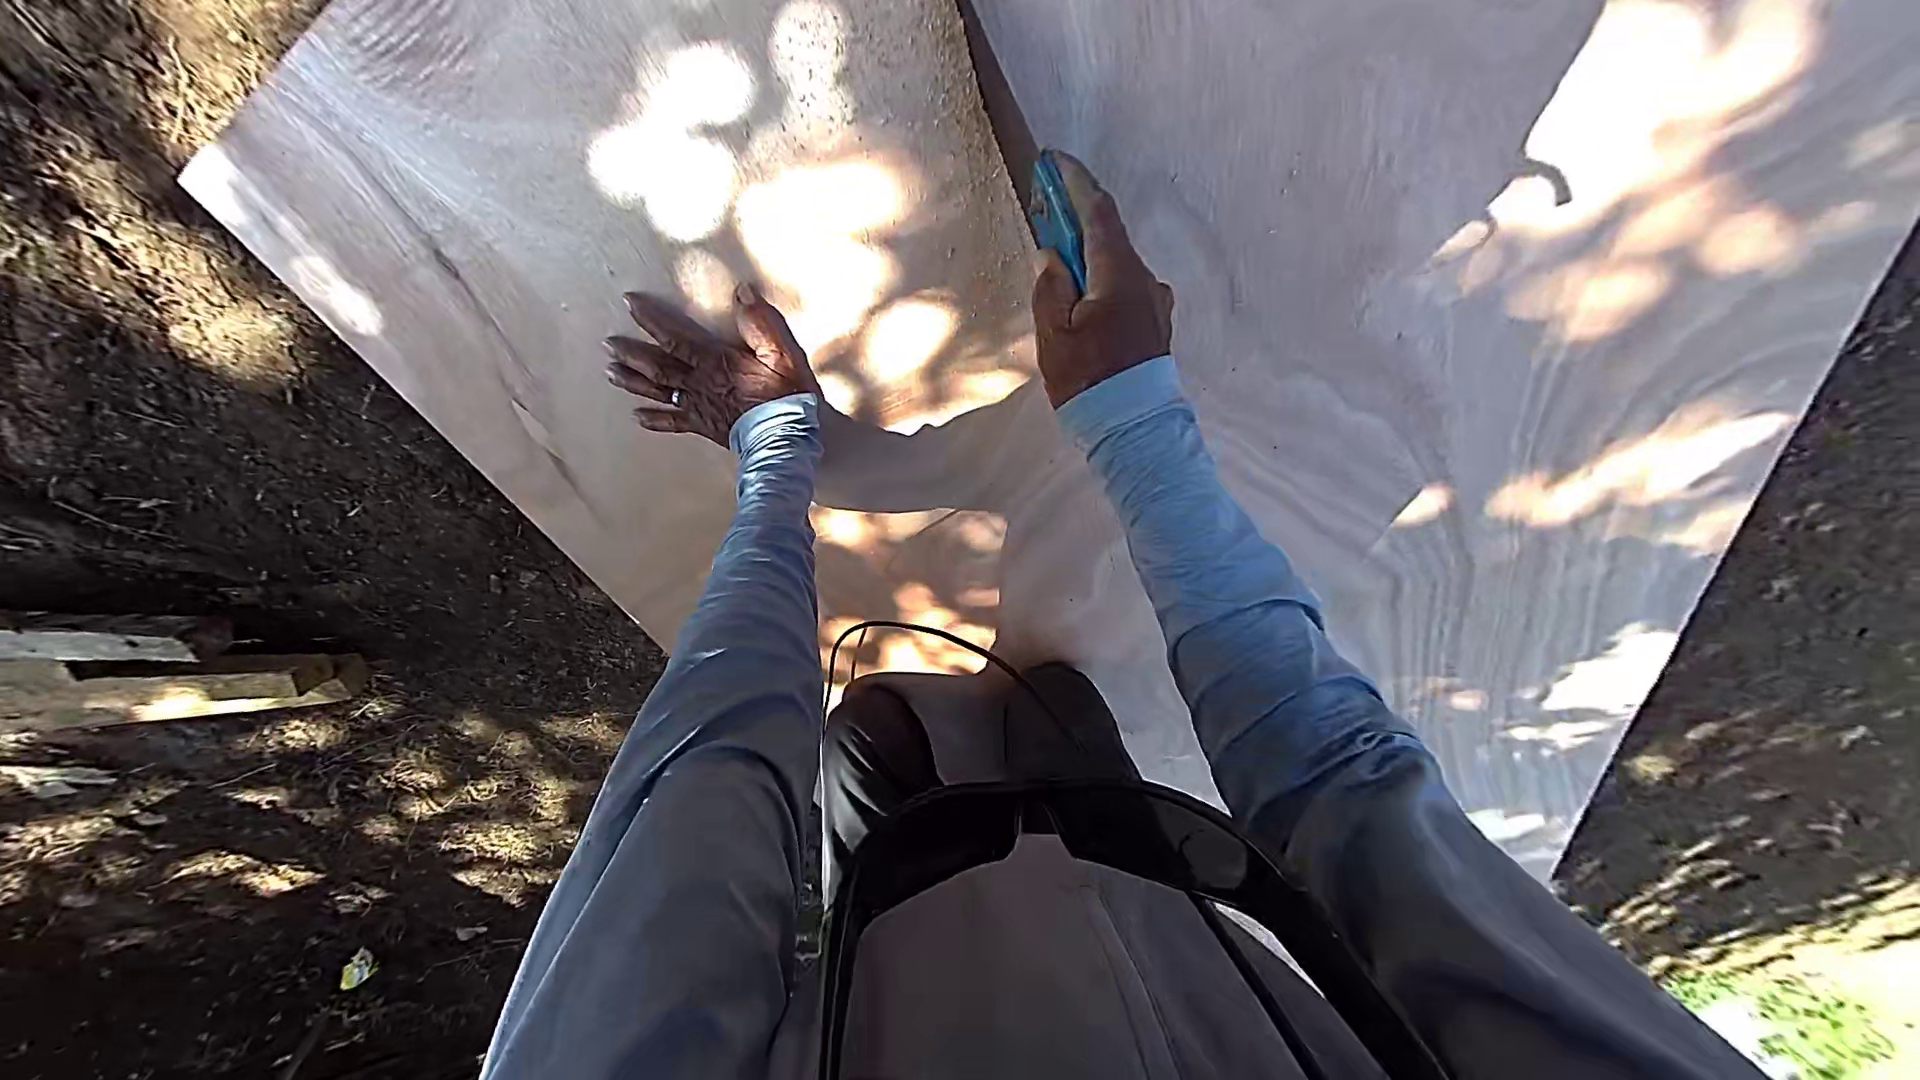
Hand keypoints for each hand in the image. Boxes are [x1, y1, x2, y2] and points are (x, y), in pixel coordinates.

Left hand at [605, 283, 818, 445]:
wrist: (783, 436)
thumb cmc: (783, 395)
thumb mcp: (779, 353)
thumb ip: (759, 322)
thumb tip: (742, 291)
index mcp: (713, 361)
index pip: (674, 337)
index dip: (650, 319)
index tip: (628, 303)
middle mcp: (698, 383)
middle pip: (657, 365)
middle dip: (631, 353)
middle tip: (609, 345)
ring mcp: (698, 406)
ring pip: (658, 391)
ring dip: (633, 381)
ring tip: (611, 372)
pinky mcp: (703, 426)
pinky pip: (673, 422)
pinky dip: (654, 419)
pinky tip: (637, 416)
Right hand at [1031, 153, 1174, 406]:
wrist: (1133, 429)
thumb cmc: (1089, 383)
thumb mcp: (1054, 337)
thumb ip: (1050, 288)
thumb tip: (1052, 257)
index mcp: (1119, 275)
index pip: (1098, 211)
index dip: (1074, 182)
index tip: (1054, 160)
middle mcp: (1145, 280)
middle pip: (1108, 237)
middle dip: (1075, 222)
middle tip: (1045, 215)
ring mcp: (1155, 303)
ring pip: (1116, 266)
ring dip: (1087, 259)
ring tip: (1059, 276)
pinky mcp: (1156, 324)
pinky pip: (1125, 290)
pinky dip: (1102, 284)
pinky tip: (1084, 306)